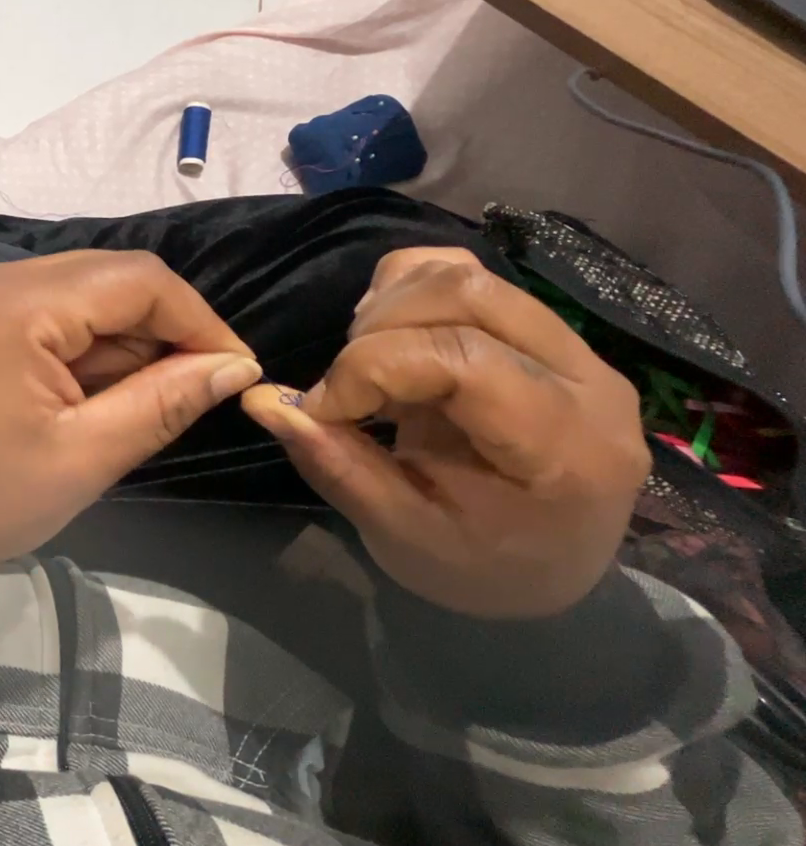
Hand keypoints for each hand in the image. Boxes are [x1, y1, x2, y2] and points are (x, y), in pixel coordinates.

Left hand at [0, 251, 261, 582]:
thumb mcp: (87, 456)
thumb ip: (165, 400)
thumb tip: (236, 365)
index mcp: (20, 305)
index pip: (138, 280)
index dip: (199, 320)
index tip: (237, 371)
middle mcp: (2, 279)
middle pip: (116, 277)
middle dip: (166, 329)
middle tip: (197, 389)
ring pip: (93, 292)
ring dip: (132, 340)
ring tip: (146, 401)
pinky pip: (62, 311)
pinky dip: (96, 346)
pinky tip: (104, 391)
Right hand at [242, 248, 650, 619]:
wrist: (546, 574)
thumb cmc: (476, 566)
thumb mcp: (398, 534)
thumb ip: (335, 464)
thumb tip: (258, 400)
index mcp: (563, 447)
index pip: (460, 358)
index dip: (367, 369)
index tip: (319, 411)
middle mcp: (587, 380)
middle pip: (464, 294)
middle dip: (373, 333)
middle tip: (342, 387)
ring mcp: (571, 348)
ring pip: (461, 273)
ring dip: (386, 307)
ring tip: (364, 362)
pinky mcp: (541, 331)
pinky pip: (464, 271)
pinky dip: (403, 290)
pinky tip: (387, 340)